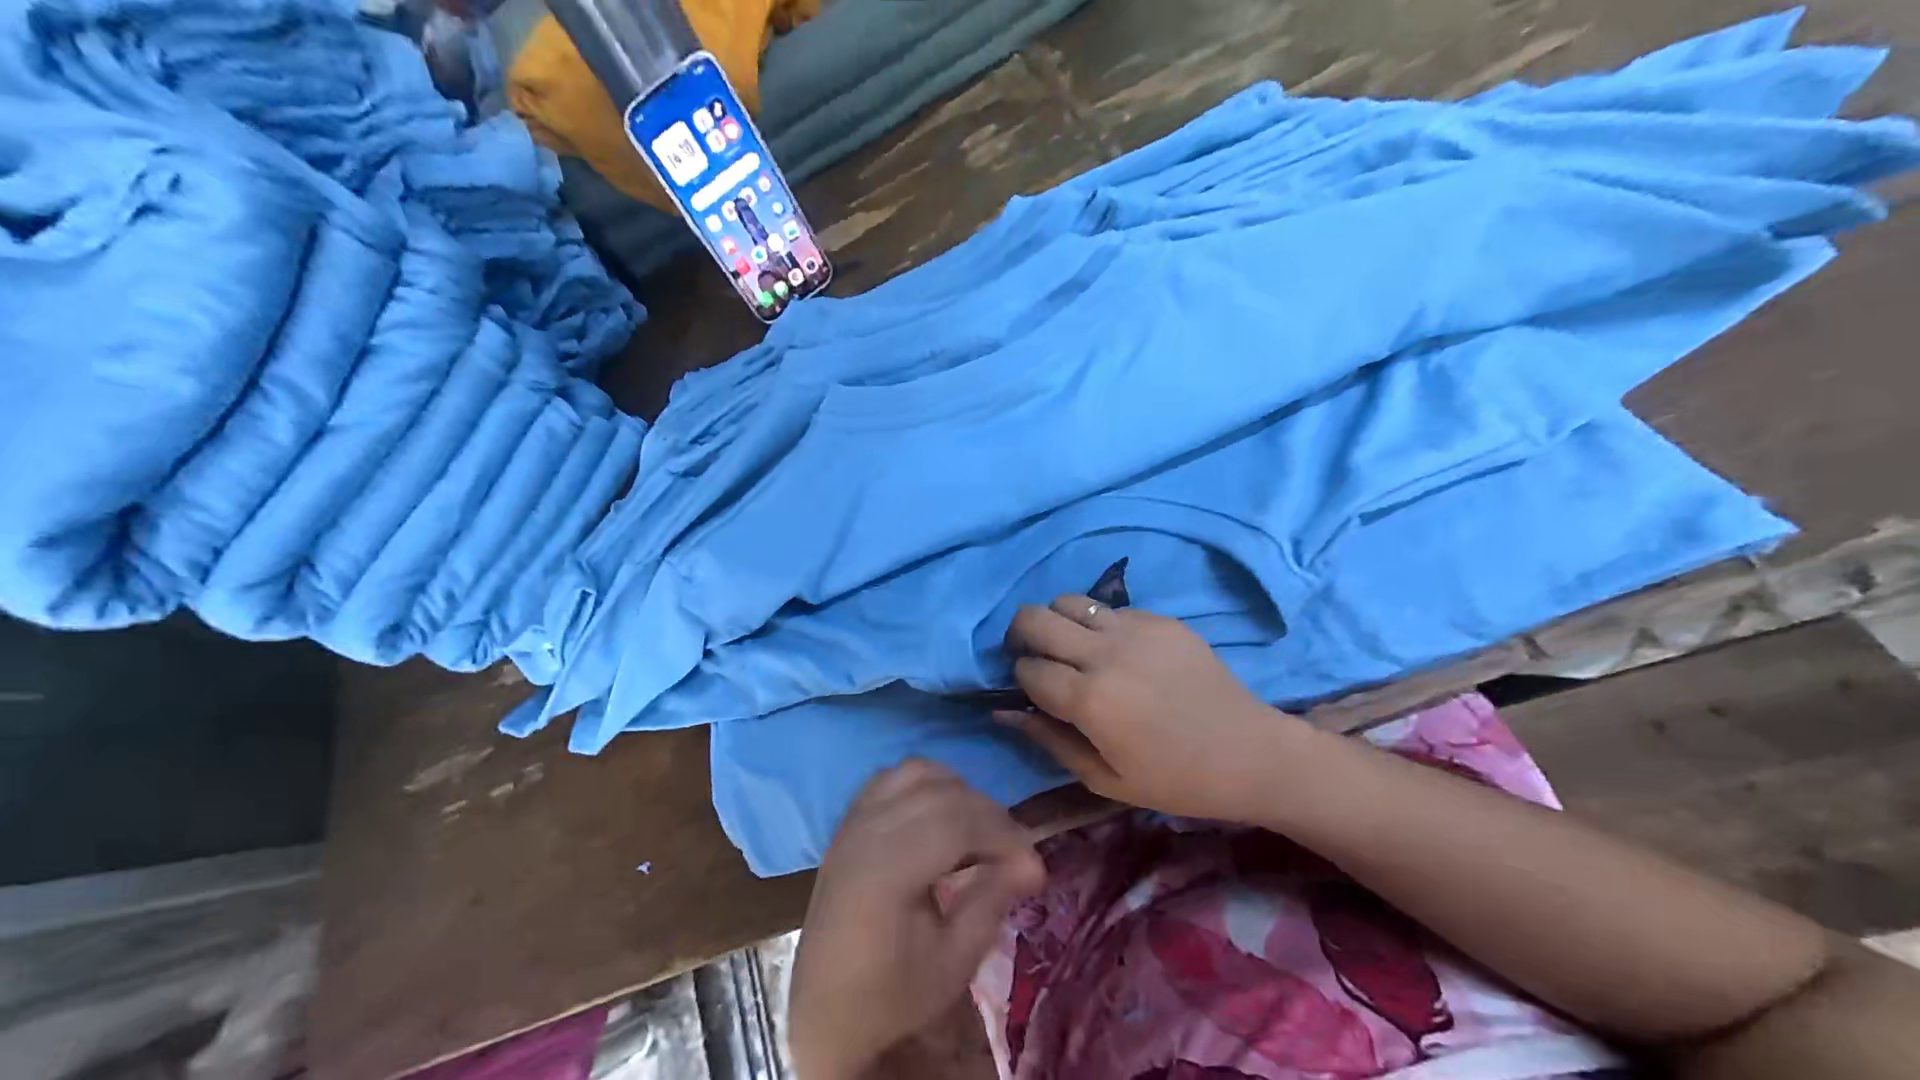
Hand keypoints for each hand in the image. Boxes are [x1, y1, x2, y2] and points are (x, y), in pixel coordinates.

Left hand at [789, 760, 1044, 1079]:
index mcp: (887, 870)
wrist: (824, 1013)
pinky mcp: (848, 823)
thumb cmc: (891, 997)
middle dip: (988, 815)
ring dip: (956, 792)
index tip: (1033, 866)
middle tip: (1014, 855)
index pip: (958, 822)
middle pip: (942, 792)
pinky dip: (925, 785)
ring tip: (977, 833)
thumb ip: (992, 901)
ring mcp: (853, 822)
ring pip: (917, 773)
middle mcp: (866, 832)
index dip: (1004, 834)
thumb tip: (1034, 862)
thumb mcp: (952, 963)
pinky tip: (940, 818)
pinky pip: (892, 779)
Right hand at [998, 594, 1304, 820]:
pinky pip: (1110, 609)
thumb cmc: (1175, 780)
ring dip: (1058, 622)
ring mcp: (1135, 629)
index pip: (1027, 668)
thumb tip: (1004, 710)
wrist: (1251, 753)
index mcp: (1089, 701)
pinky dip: (1098, 625)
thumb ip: (1050, 740)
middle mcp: (1105, 654)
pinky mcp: (1160, 619)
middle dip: (1021, 635)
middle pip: (1034, 618)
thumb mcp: (1104, 779)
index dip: (1020, 678)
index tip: (1031, 690)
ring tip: (1071, 648)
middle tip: (1034, 656)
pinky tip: (1118, 652)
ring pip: (1068, 601)